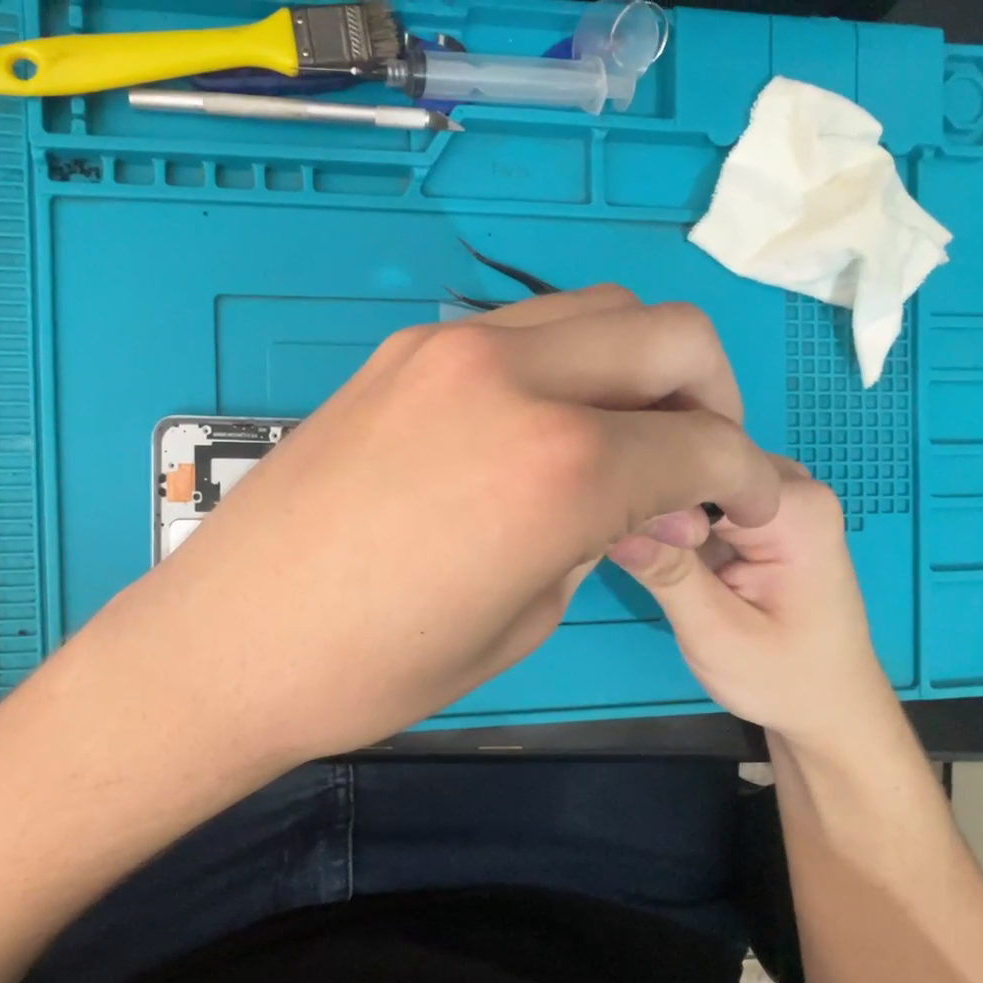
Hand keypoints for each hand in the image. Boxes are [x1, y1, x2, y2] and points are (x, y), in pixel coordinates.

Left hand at [97, 287, 780, 761]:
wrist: (229, 640)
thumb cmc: (373, 670)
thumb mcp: (521, 622)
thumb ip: (596, 541)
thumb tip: (634, 502)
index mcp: (560, 467)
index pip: (702, 443)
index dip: (748, 476)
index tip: (753, 501)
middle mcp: (514, 378)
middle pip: (667, 333)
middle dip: (710, 394)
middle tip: (697, 459)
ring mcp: (449, 350)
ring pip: (593, 311)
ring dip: (634, 366)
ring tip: (622, 438)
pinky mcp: (400, 353)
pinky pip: (517, 332)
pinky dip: (561, 365)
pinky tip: (541, 428)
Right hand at [607, 456, 892, 741]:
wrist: (827, 708)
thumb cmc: (782, 679)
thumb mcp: (716, 634)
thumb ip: (669, 574)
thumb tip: (612, 522)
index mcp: (796, 508)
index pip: (701, 464)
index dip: (651, 488)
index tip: (609, 520)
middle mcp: (792, 486)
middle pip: (697, 461)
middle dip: (651, 492)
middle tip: (608, 530)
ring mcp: (775, 497)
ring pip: (694, 475)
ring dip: (657, 503)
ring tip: (625, 535)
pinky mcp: (757, 514)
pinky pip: (701, 495)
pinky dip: (670, 515)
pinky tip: (649, 540)